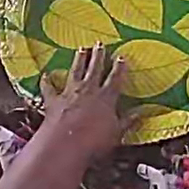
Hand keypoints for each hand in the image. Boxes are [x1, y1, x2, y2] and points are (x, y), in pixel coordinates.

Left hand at [37, 46, 127, 166]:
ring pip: (75, 71)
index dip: (119, 68)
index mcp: (106, 97)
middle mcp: (88, 90)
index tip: (121, 56)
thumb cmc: (95, 141)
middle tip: (99, 44)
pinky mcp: (53, 101)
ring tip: (81, 49)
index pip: (115, 79)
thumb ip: (128, 121)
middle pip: (95, 69)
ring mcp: (70, 93)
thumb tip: (142, 112)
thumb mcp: (117, 133)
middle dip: (98, 56)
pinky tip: (45, 74)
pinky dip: (47, 81)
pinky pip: (49, 88)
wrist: (65, 145)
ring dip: (78, 60)